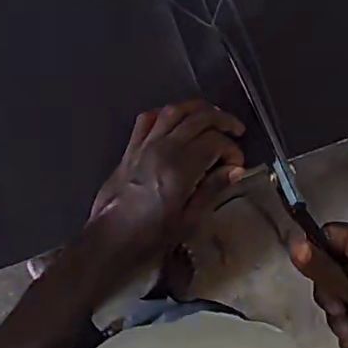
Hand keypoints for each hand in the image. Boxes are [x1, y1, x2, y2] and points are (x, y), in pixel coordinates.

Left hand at [75, 100, 246, 283]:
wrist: (111, 238)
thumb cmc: (151, 235)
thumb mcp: (188, 219)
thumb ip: (211, 188)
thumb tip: (235, 169)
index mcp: (181, 167)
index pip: (215, 142)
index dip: (232, 149)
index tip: (237, 164)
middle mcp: (164, 148)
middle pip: (199, 118)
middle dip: (222, 120)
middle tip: (236, 131)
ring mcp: (145, 144)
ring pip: (175, 110)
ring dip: (197, 108)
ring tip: (212, 116)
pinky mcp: (131, 147)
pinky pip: (147, 118)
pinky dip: (164, 113)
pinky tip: (175, 119)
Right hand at [289, 223, 347, 347]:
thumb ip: (327, 269)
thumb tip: (294, 243)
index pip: (325, 236)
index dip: (317, 257)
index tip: (319, 282)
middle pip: (327, 266)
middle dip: (329, 294)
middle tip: (341, 312)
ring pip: (334, 291)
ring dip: (337, 314)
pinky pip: (347, 308)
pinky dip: (346, 324)